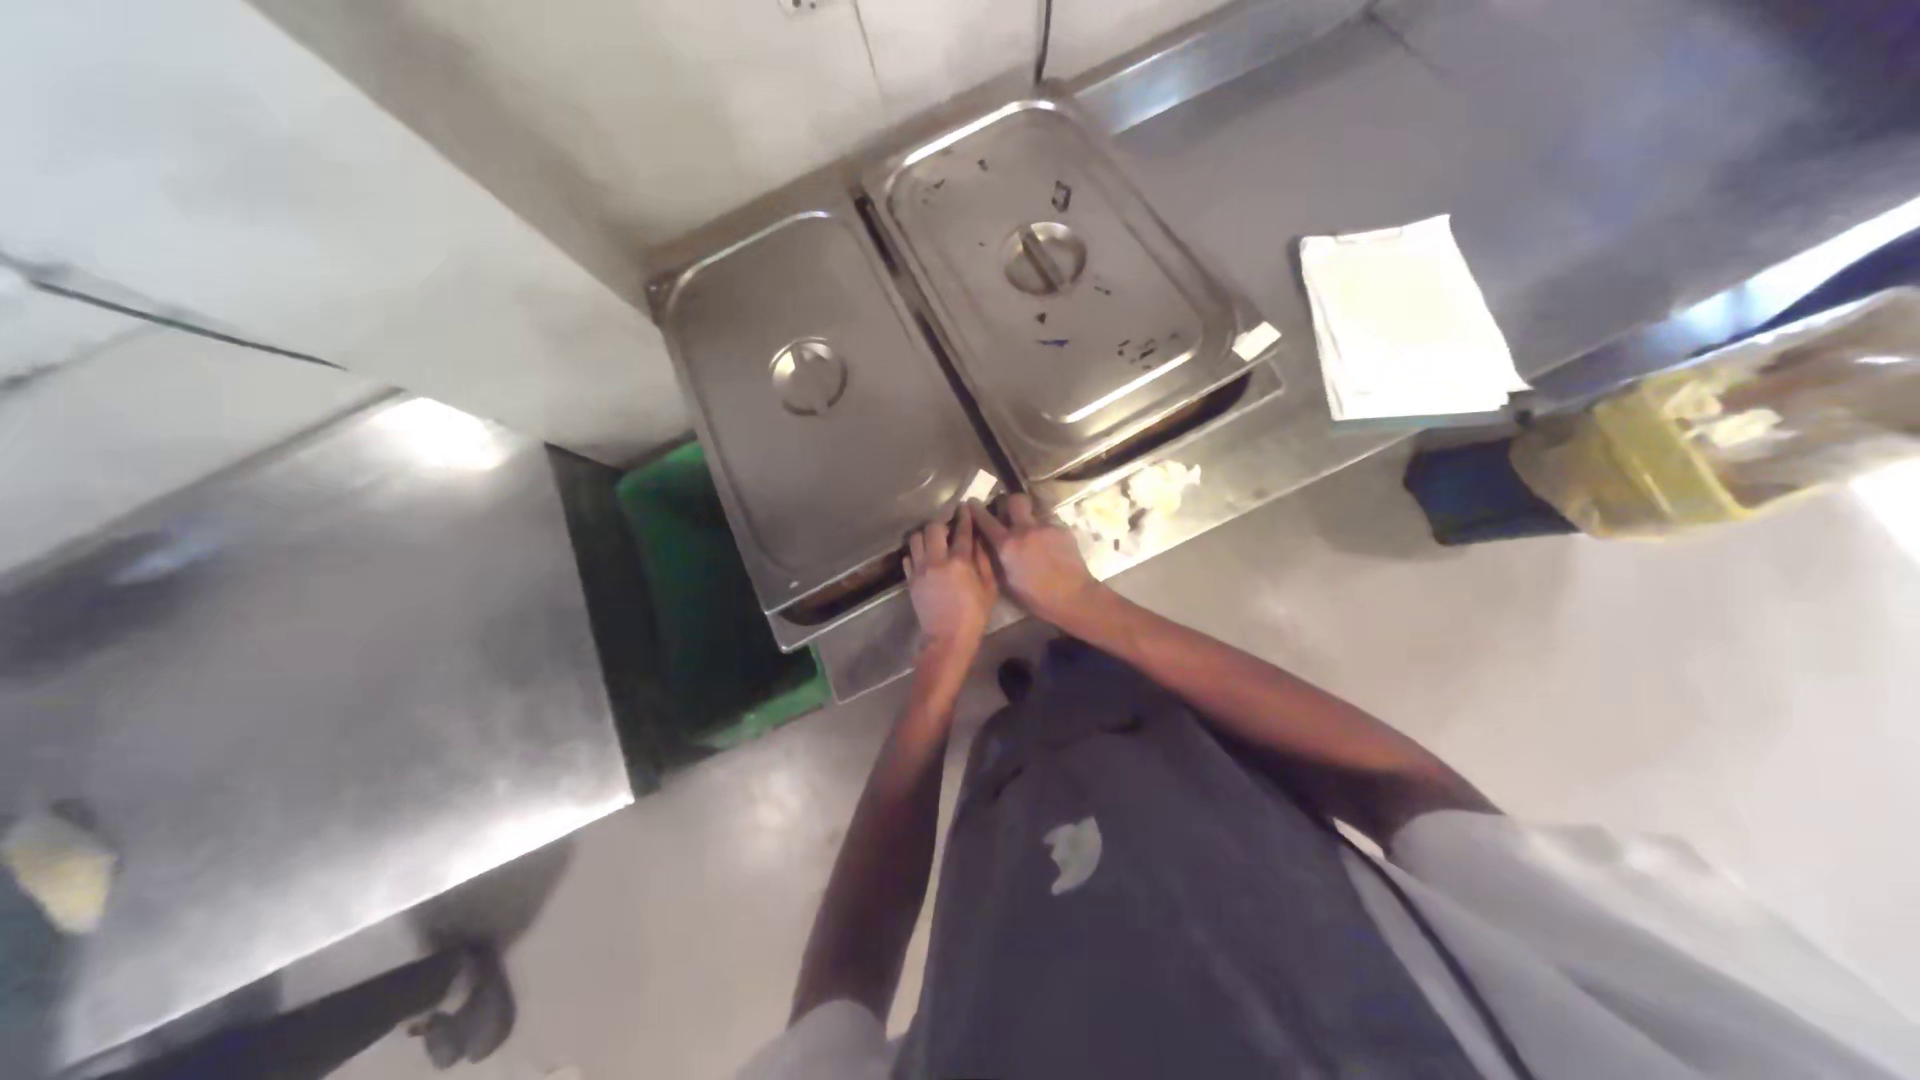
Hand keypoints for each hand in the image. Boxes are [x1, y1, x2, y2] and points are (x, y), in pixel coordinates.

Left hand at [905, 505, 997, 659]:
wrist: (947, 639)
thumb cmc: (974, 615)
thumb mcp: (989, 588)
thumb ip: (983, 561)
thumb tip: (978, 540)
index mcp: (960, 562)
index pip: (962, 530)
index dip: (964, 515)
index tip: (965, 506)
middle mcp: (937, 560)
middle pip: (933, 528)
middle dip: (942, 522)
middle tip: (949, 527)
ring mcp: (920, 569)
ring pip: (915, 539)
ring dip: (925, 535)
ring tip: (934, 540)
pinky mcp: (910, 580)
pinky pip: (908, 557)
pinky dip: (916, 552)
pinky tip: (924, 557)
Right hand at [969, 495, 1104, 629]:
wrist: (1071, 597)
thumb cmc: (1035, 597)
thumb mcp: (1007, 582)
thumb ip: (997, 559)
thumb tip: (992, 546)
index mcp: (1006, 545)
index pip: (986, 520)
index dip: (976, 509)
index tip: (972, 502)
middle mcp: (1024, 529)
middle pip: (1015, 500)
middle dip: (1010, 502)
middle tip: (1011, 512)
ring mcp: (1045, 527)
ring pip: (1035, 510)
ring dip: (1031, 517)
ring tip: (1035, 532)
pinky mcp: (1062, 529)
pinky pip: (1050, 523)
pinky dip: (1047, 531)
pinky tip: (1051, 545)